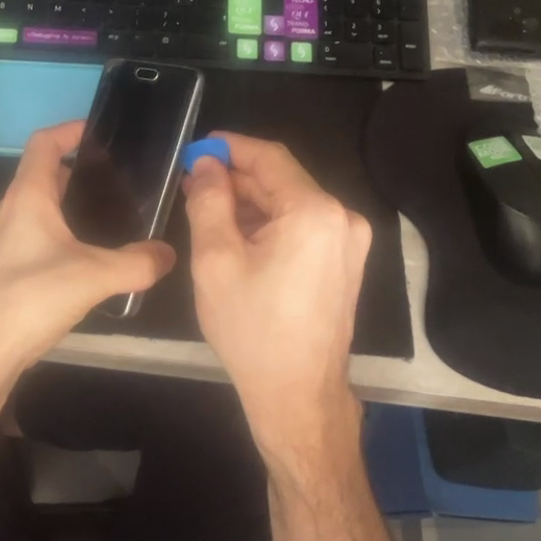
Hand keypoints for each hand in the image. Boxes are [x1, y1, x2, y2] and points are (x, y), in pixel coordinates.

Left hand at [0, 122, 175, 381]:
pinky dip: (59, 230)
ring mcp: (3, 240)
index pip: (44, 144)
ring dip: (67, 202)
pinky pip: (34, 233)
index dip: (70, 130)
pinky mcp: (4, 266)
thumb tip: (168, 254)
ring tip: (108, 215)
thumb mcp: (95, 277)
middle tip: (116, 178)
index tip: (99, 131)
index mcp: (27, 197)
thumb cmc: (32, 300)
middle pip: (41, 173)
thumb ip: (138, 263)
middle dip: (77, 169)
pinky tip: (85, 256)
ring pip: (37, 206)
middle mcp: (10, 211)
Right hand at [182, 133, 371, 435]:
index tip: (196, 148)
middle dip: (235, 179)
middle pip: (282, 181)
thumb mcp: (215, 259)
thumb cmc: (251, 328)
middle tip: (191, 183)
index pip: (269, 158)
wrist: (297, 392)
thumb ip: (208, 201)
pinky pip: (302, 228)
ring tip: (205, 211)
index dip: (230, 147)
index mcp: (314, 212)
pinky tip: (236, 236)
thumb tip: (205, 164)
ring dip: (250, 204)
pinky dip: (268, 226)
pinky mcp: (344, 264)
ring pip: (290, 205)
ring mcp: (349, 243)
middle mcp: (342, 219)